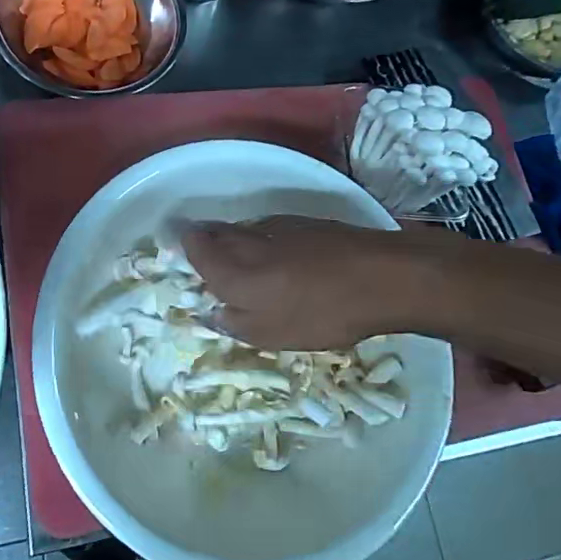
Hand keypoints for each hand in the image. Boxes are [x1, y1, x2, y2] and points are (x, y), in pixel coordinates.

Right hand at [183, 216, 425, 350]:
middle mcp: (250, 241)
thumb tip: (212, 313)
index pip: (196, 248)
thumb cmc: (320, 314)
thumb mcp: (271, 335)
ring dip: (232, 238)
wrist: (382, 277)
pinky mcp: (308, 224)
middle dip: (204, 237)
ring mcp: (281, 227)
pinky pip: (271, 229)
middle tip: (198, 245)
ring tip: (234, 254)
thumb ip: (235, 323)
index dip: (184, 245)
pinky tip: (275, 254)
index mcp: (234, 271)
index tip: (178, 246)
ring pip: (244, 229)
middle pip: (217, 232)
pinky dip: (262, 238)